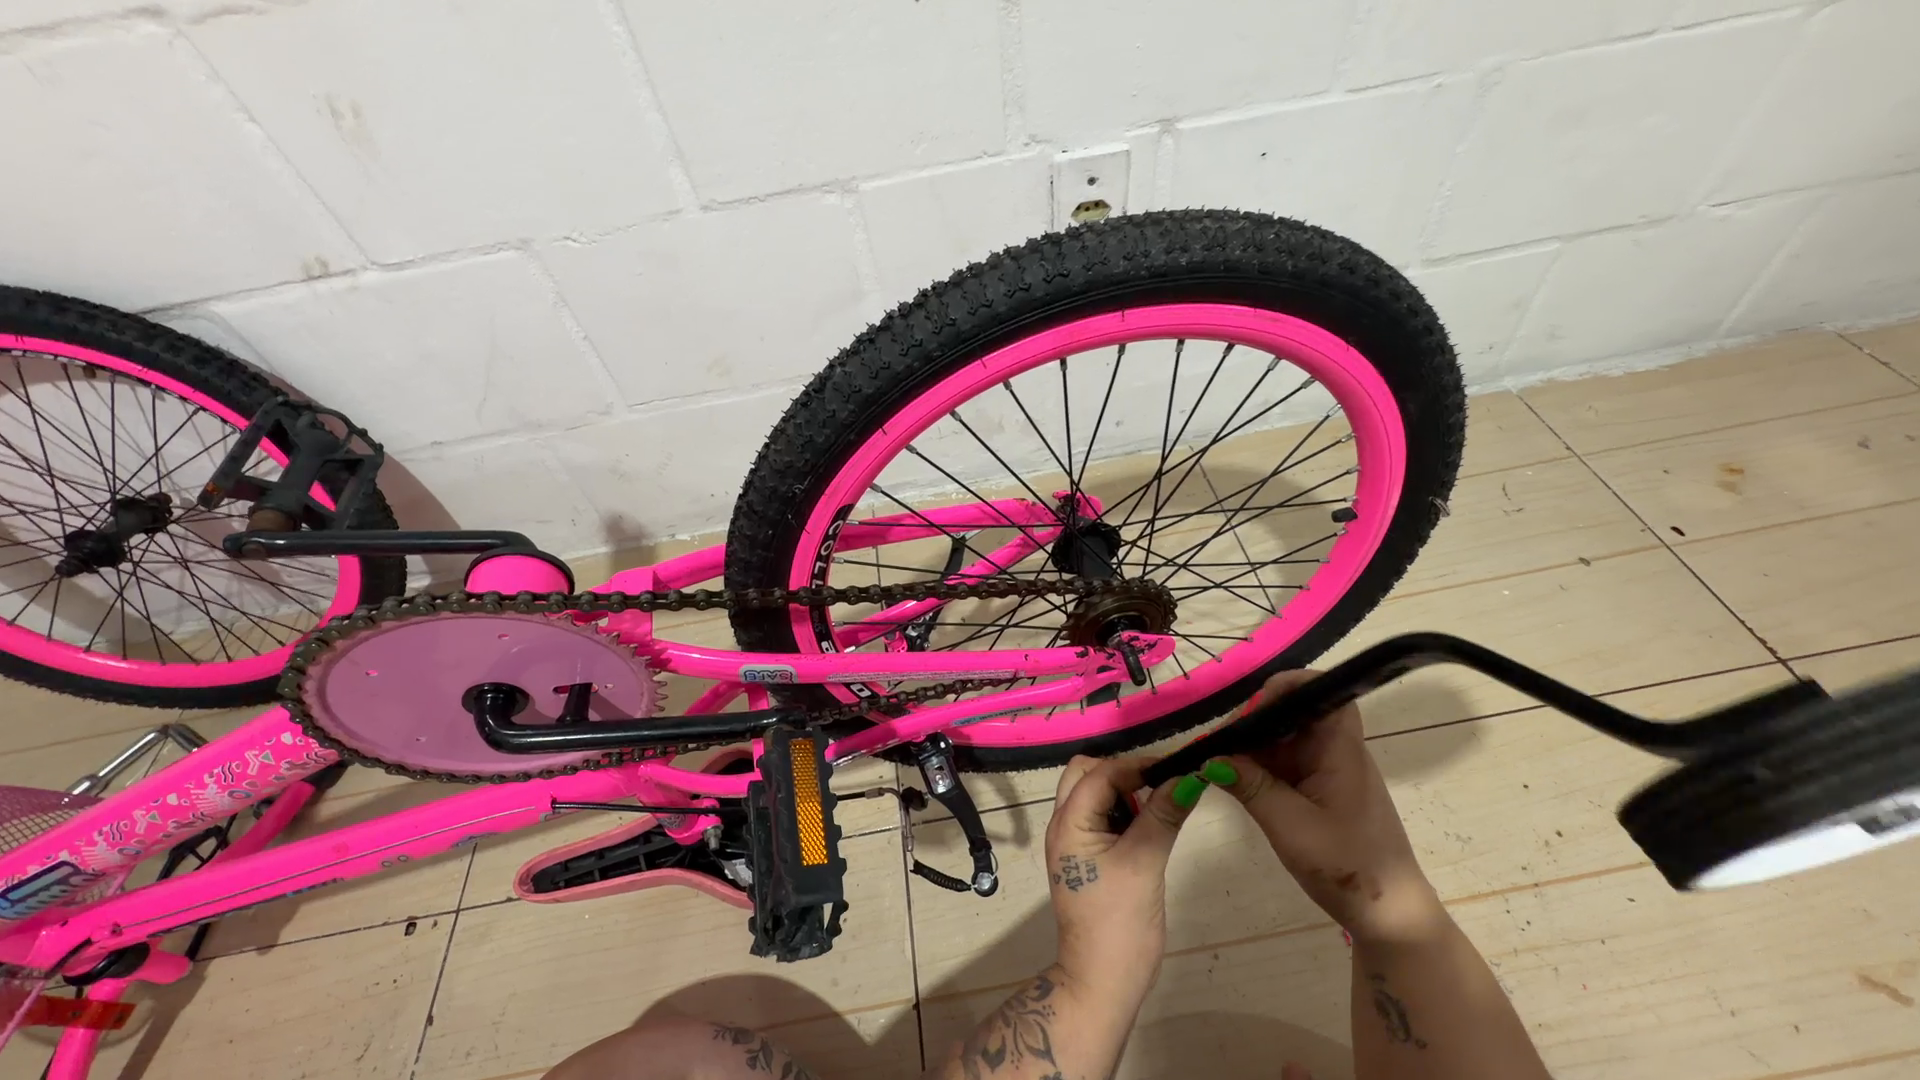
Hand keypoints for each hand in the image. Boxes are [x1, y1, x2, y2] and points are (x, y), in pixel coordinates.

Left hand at [1043, 755, 1200, 999]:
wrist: (1102, 981)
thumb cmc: (1120, 922)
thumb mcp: (1145, 863)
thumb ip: (1164, 815)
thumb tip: (1190, 776)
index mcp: (1068, 822)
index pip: (1100, 772)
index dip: (1137, 765)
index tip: (1176, 769)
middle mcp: (1063, 825)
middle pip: (1086, 774)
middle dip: (1123, 771)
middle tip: (1161, 786)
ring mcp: (1073, 842)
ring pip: (1093, 794)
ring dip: (1123, 790)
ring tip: (1158, 806)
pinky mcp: (1086, 858)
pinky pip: (1100, 818)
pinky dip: (1122, 812)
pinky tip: (1149, 826)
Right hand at [1215, 670, 1444, 944]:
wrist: (1388, 917)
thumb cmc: (1348, 866)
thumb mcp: (1290, 827)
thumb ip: (1249, 787)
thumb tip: (1208, 758)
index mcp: (1341, 751)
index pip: (1325, 692)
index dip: (1290, 685)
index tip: (1252, 706)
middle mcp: (1335, 753)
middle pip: (1296, 713)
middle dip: (1256, 718)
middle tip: (1221, 739)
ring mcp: (1326, 773)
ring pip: (1286, 739)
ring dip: (1253, 744)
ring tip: (1217, 757)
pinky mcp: (1318, 793)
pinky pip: (1285, 764)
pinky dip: (1258, 766)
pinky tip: (1233, 776)